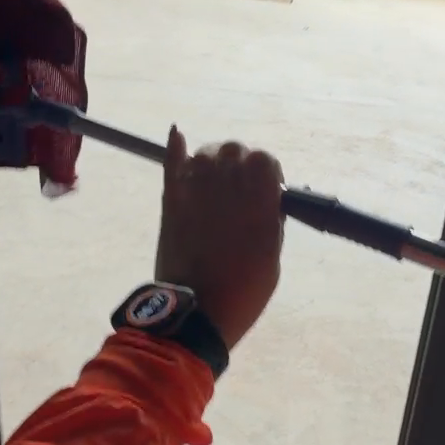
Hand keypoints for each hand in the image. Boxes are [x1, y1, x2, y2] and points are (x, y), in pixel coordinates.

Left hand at [155, 128, 283, 348]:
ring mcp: (196, 186)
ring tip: (215, 179)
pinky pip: (172, 162)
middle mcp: (228, 181)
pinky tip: (176, 134)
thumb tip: (267, 201)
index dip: (267, 171)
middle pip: (234, 150)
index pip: (264, 159)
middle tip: (240, 188)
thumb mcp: (272, 256)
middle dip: (240, 163)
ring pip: (205, 153)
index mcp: (259, 196)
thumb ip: (270, 219)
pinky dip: (175, 146)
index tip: (267, 188)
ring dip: (213, 161)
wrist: (197, 310)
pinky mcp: (171, 198)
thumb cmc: (244, 289)